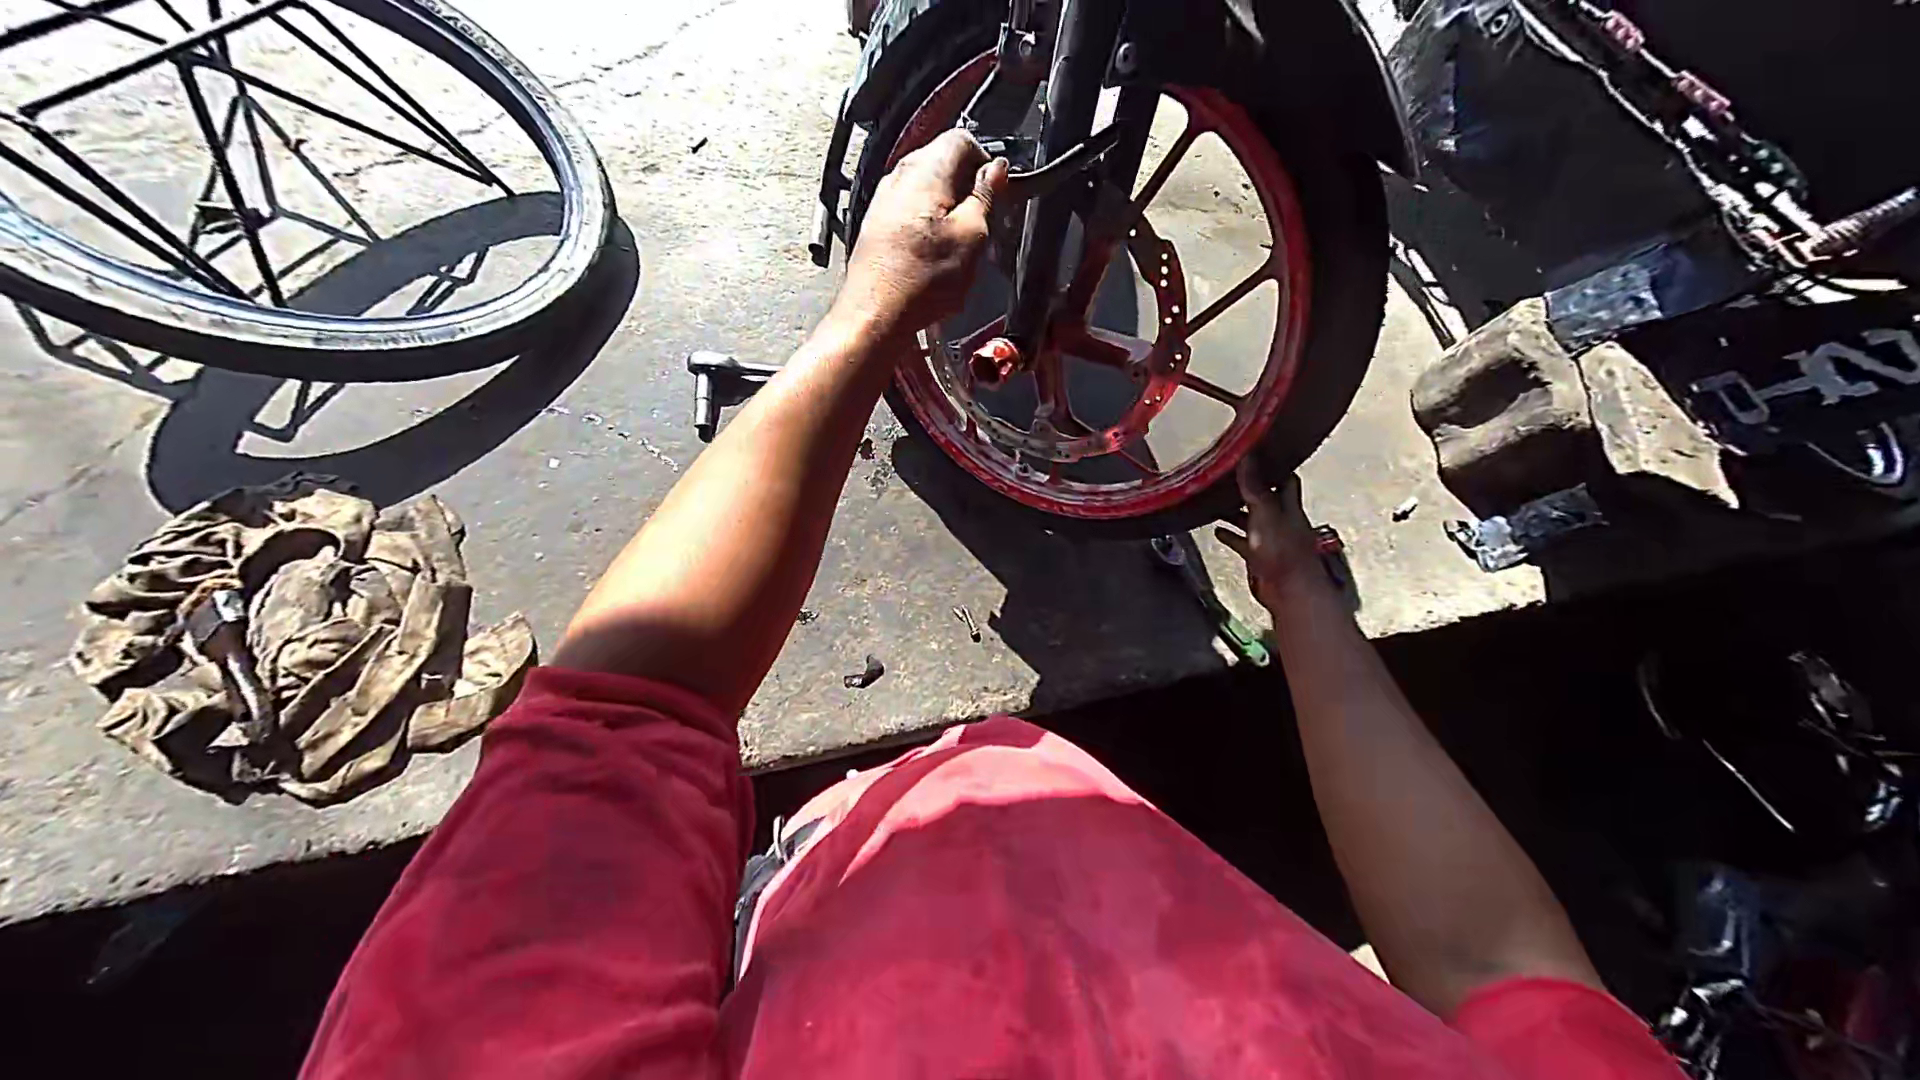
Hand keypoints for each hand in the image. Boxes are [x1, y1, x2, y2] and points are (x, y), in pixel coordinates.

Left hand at [830, 129, 1008, 340]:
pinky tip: (933, 261)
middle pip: (943, 165)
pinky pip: (910, 216)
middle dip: (966, 191)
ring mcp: (884, 201)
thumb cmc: (919, 282)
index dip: (987, 163)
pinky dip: (927, 231)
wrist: (875, 315)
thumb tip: (997, 171)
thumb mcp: (972, 237)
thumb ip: (986, 197)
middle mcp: (899, 177)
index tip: (996, 192)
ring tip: (957, 250)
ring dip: (947, 215)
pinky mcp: (876, 227)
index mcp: (926, 169)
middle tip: (981, 226)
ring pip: (927, 192)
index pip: (964, 138)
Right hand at [1216, 458, 1323, 612]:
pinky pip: (1242, 541)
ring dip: (1235, 511)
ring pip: (1251, 519)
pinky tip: (1216, 531)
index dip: (1272, 466)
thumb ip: (1255, 487)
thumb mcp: (1265, 512)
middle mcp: (1280, 519)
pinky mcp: (1258, 555)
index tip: (1255, 455)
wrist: (1288, 589)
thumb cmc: (1282, 549)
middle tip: (1227, 477)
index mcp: (1288, 506)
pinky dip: (1230, 535)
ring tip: (1215, 501)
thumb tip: (1247, 456)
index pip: (1284, 479)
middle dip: (1248, 488)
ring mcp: (1269, 538)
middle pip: (1265, 498)